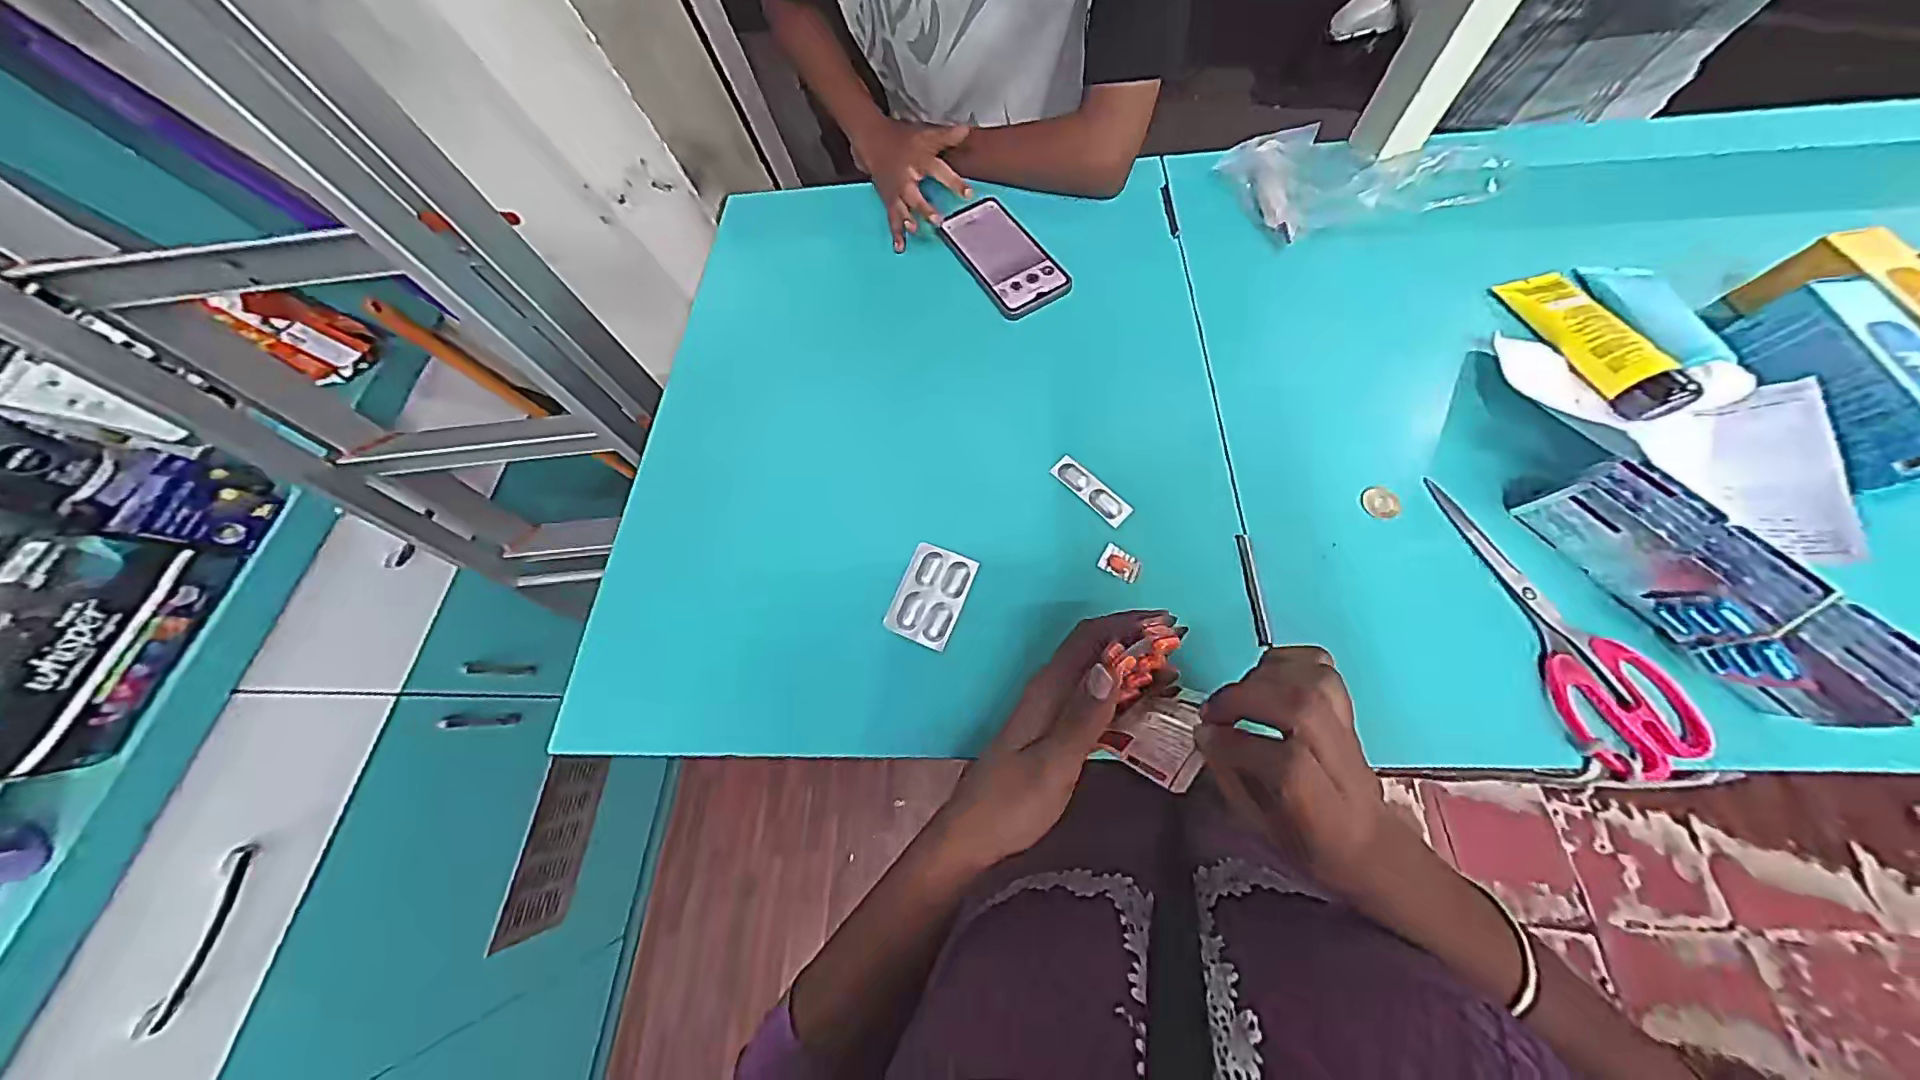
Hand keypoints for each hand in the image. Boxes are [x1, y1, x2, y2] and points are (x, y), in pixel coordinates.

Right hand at [849, 119, 972, 251]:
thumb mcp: (925, 135)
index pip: (940, 172)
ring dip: (907, 221)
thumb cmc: (903, 139)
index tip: (969, 194)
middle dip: (925, 208)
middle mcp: (906, 179)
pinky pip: (892, 219)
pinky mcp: (888, 202)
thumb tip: (967, 130)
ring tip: (914, 230)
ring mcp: (896, 193)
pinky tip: (899, 248)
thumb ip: (947, 136)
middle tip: (937, 220)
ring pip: (902, 209)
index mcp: (919, 162)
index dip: (955, 182)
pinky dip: (896, 234)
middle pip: (916, 196)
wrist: (872, 139)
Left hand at [933, 611, 1178, 866]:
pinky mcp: (1054, 730)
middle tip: (1177, 644)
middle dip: (1134, 639)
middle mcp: (1048, 691)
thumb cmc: (1011, 804)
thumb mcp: (1053, 764)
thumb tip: (1112, 667)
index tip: (1166, 623)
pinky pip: (1093, 699)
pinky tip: (1142, 704)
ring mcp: (1050, 710)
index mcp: (1047, 690)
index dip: (1127, 624)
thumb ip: (1082, 717)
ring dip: (1131, 666)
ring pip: (1095, 674)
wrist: (973, 835)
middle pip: (1093, 650)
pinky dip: (1121, 694)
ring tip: (1170, 670)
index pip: (1088, 638)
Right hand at [1195, 646, 1396, 893]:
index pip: (1285, 762)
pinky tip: (1264, 674)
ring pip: (1314, 680)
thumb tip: (1206, 735)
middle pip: (1302, 708)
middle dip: (1246, 699)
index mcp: (1322, 808)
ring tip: (1237, 692)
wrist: (1372, 848)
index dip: (1236, 743)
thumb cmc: (1310, 846)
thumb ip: (1232, 778)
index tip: (1204, 735)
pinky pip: (1323, 668)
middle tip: (1214, 711)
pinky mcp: (1347, 711)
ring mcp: (1349, 732)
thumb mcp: (1262, 829)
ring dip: (1265, 675)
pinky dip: (1289, 660)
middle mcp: (1342, 762)